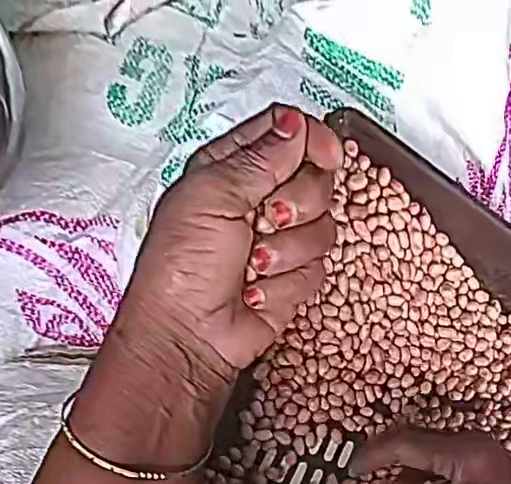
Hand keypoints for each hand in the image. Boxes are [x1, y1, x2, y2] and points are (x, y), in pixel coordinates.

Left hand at [104, 104, 341, 397]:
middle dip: (298, 204)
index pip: (287, 135)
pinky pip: (318, 271)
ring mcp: (282, 243)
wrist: (192, 332)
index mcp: (233, 168)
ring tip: (252, 266)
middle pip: (316, 182)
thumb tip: (296, 125)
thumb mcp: (212, 196)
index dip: (312, 140)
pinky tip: (258, 291)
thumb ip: (260, 159)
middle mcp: (261, 202)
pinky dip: (288, 284)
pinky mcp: (296, 280)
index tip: (326, 154)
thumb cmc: (184, 266)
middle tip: (266, 220)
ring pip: (323, 230)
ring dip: (288, 251)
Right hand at [350, 429, 510, 483]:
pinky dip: (427, 483)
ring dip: (406, 476)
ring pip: (428, 455)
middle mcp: (470, 442)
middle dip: (386, 463)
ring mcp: (480, 452)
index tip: (348, 471)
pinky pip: (445, 467)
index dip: (372, 455)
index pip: (405, 443)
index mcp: (462, 452)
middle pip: (415, 443)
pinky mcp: (485, 466)